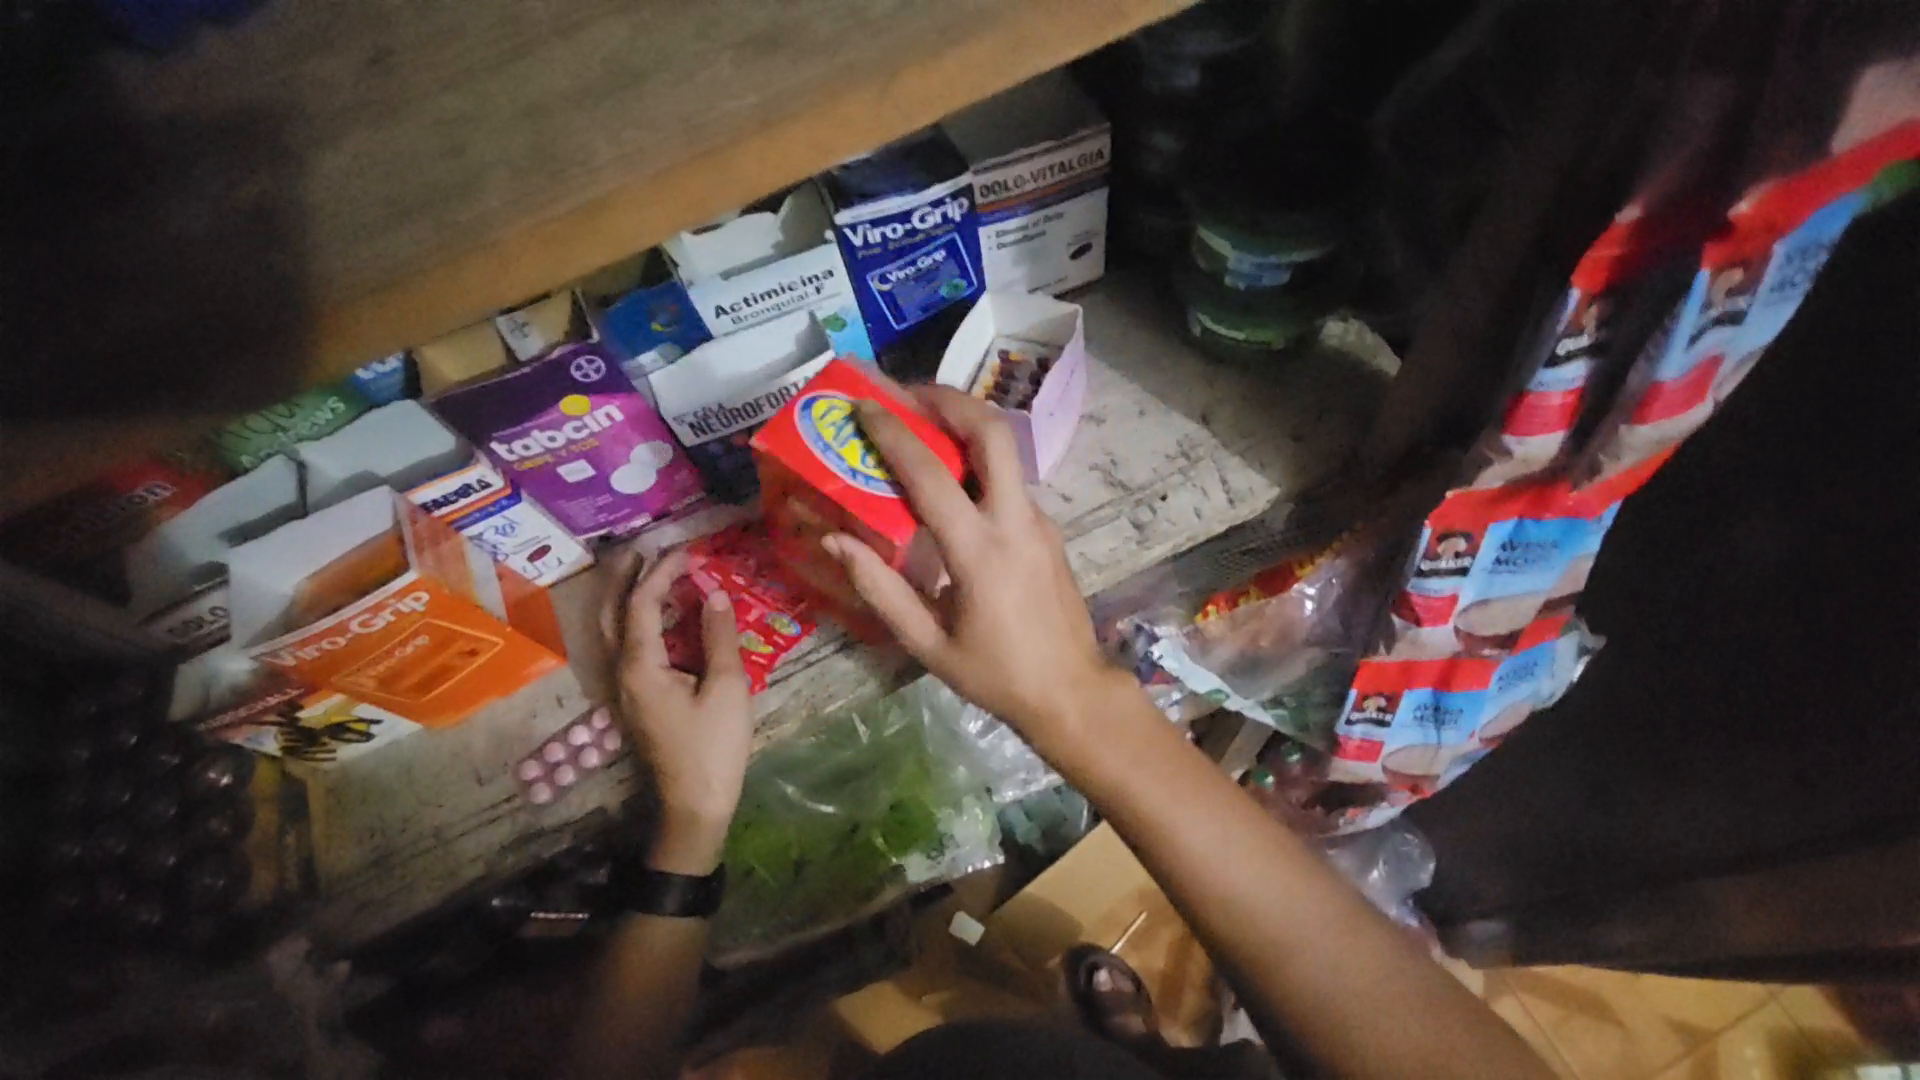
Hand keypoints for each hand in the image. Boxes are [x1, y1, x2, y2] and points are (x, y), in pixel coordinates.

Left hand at [601, 550, 751, 874]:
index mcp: (641, 665)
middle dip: (625, 576)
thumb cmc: (714, 746)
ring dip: (626, 595)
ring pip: (612, 630)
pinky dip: (636, 619)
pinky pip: (625, 646)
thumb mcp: (728, 688)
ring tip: (647, 570)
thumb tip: (714, 593)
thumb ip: (719, 637)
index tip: (687, 550)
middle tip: (643, 547)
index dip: (662, 572)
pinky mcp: (634, 698)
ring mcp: (623, 687)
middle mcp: (620, 671)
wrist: (694, 802)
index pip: (643, 604)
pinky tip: (660, 616)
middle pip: (610, 612)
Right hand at [821, 386, 1126, 752]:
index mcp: (979, 552)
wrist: (1073, 691)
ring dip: (964, 425)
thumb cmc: (996, 674)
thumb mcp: (927, 644)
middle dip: (948, 399)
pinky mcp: (1048, 529)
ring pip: (1005, 451)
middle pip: (991, 432)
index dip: (893, 433)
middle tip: (908, 393)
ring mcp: (1039, 521)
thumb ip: (880, 590)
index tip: (863, 405)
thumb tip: (834, 540)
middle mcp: (1015, 522)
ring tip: (923, 423)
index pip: (931, 474)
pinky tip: (951, 479)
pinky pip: (1009, 480)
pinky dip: (977, 462)